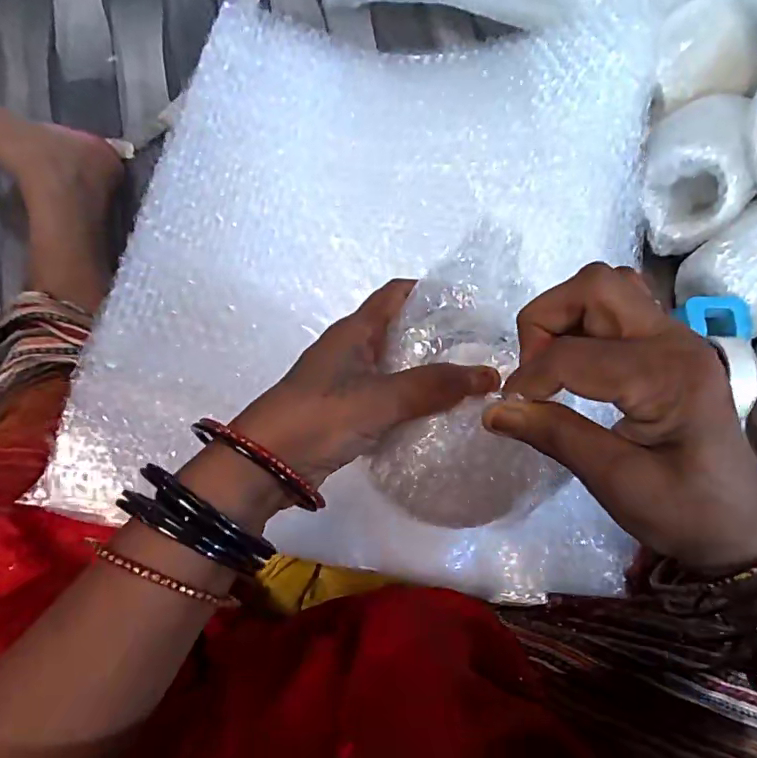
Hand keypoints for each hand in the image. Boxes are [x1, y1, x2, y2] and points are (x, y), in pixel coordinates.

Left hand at [232, 279, 501, 490]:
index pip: (396, 294)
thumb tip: (490, 375)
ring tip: (468, 383)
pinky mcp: (344, 414)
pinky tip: (435, 416)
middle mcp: (350, 350)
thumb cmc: (319, 417)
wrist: (266, 464)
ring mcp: (346, 384)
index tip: (471, 306)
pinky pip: (385, 400)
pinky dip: (410, 403)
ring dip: (426, 373)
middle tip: (480, 351)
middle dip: (438, 337)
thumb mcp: (379, 399)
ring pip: (394, 368)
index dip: (432, 293)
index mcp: (354, 331)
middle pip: (399, 331)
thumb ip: (432, 387)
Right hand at [482, 263, 756, 569]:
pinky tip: (578, 367)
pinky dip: (587, 324)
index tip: (509, 410)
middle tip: (532, 376)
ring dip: (567, 316)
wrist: (738, 528)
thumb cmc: (683, 512)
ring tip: (551, 368)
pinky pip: (623, 309)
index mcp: (666, 376)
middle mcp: (675, 342)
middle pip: (595, 286)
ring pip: (609, 288)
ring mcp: (678, 340)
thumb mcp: (615, 481)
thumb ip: (555, 436)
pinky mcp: (673, 349)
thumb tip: (496, 410)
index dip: (528, 378)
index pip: (573, 353)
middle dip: (545, 321)